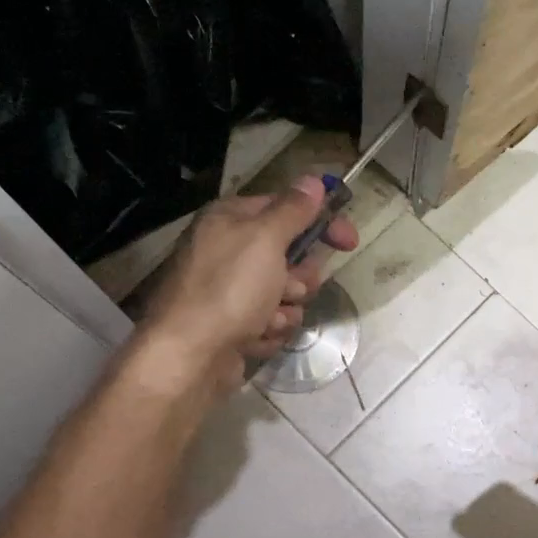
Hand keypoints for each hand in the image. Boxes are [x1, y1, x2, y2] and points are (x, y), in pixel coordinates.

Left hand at [138, 175, 357, 391]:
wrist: (188, 356)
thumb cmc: (228, 289)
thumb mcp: (265, 239)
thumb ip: (293, 209)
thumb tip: (313, 181)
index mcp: (230, 219)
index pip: (287, 207)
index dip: (321, 222)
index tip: (349, 241)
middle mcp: (227, 249)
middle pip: (289, 255)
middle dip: (299, 276)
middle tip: (290, 287)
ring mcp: (229, 290)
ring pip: (284, 293)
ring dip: (285, 308)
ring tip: (267, 318)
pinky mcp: (233, 324)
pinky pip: (270, 321)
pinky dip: (268, 330)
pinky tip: (254, 336)